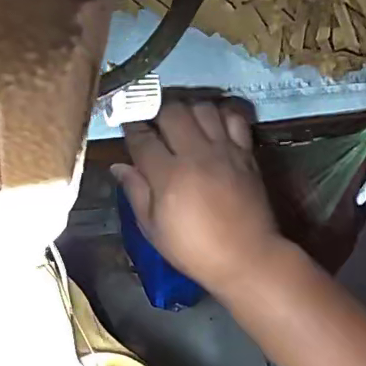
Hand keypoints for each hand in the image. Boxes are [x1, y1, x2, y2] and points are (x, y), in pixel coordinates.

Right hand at [113, 100, 289, 294]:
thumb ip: (136, 192)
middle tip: (152, 122)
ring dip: (187, 109)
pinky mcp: (246, 153)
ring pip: (202, 108)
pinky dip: (220, 114)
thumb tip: (118, 166)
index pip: (142, 138)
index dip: (130, 127)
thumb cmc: (194, 250)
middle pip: (171, 112)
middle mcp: (196, 155)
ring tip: (181, 121)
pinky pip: (233, 118)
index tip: (126, 125)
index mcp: (169, 176)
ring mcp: (224, 151)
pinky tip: (211, 124)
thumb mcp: (154, 229)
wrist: (247, 258)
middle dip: (156, 112)